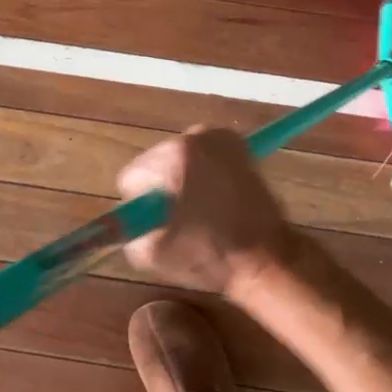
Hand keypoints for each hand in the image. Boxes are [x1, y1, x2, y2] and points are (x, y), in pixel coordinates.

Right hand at [117, 127, 293, 297]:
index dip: (141, 203)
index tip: (158, 222)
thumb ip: (127, 230)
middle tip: (181, 218)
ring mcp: (218, 135)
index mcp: (172, 159)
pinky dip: (201, 168)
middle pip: (155, 161)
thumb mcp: (153, 253)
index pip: (132, 176)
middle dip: (162, 186)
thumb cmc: (209, 256)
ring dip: (182, 176)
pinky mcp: (235, 141)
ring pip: (178, 156)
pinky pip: (201, 152)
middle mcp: (194, 136)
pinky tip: (215, 194)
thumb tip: (125, 217)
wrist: (266, 255)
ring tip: (202, 209)